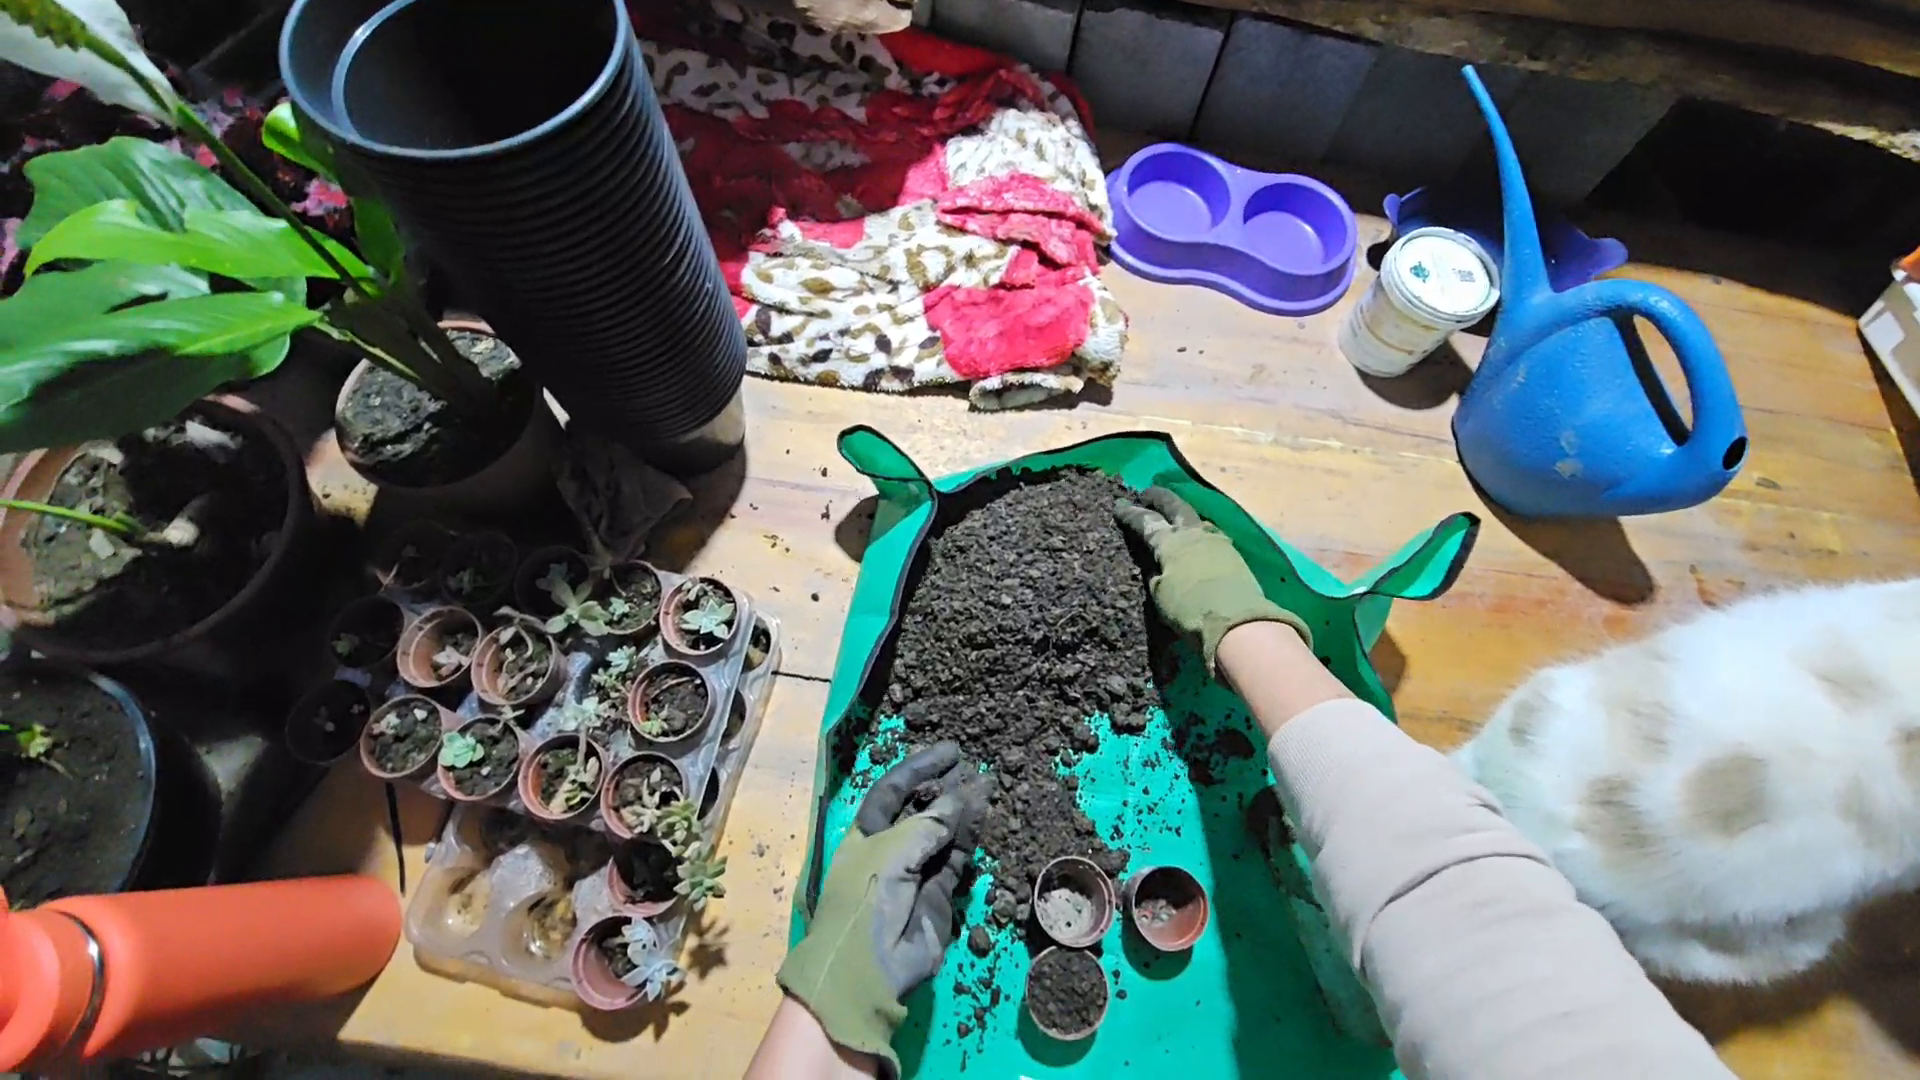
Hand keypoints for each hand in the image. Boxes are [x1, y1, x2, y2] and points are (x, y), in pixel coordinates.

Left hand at [778, 743, 984, 1076]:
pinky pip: (957, 857)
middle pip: (921, 808)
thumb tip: (963, 795)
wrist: (868, 970)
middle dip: (945, 787)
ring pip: (944, 831)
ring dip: (962, 809)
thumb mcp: (893, 852)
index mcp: (867, 832)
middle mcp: (891, 847)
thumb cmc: (866, 899)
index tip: (949, 752)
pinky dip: (970, 836)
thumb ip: (930, 822)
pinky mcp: (938, 894)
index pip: (894, 789)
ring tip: (986, 785)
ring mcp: (915, 871)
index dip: (919, 769)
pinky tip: (982, 814)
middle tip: (972, 767)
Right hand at [1115, 486, 1310, 671]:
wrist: (1237, 623)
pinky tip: (1196, 540)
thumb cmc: (1189, 609)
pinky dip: (1197, 533)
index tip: (1119, 506)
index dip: (1131, 514)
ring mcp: (1218, 541)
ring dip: (1182, 515)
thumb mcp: (1159, 593)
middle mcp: (1194, 533)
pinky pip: (1210, 535)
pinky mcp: (1234, 555)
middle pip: (1175, 506)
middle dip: (1159, 498)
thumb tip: (1154, 563)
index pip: (1146, 521)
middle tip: (1147, 494)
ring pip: (1196, 519)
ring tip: (1174, 517)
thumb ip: (1154, 573)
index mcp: (1170, 541)